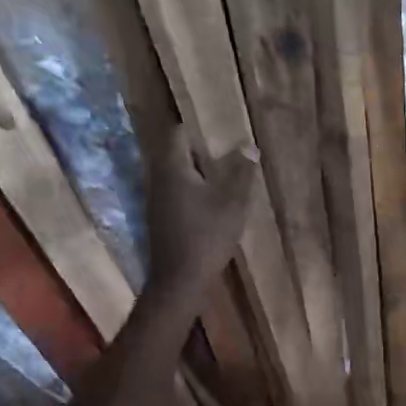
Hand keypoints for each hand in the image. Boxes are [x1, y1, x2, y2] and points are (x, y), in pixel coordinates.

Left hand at [146, 125, 258, 289]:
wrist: (180, 280)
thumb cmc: (207, 236)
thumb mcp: (232, 202)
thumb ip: (241, 172)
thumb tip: (248, 146)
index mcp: (173, 169)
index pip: (178, 133)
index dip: (198, 126)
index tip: (220, 125)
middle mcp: (158, 179)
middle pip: (177, 152)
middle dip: (202, 148)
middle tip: (230, 146)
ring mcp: (157, 199)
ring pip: (178, 173)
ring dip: (200, 169)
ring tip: (227, 170)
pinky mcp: (162, 216)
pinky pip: (178, 190)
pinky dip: (195, 187)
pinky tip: (215, 198)